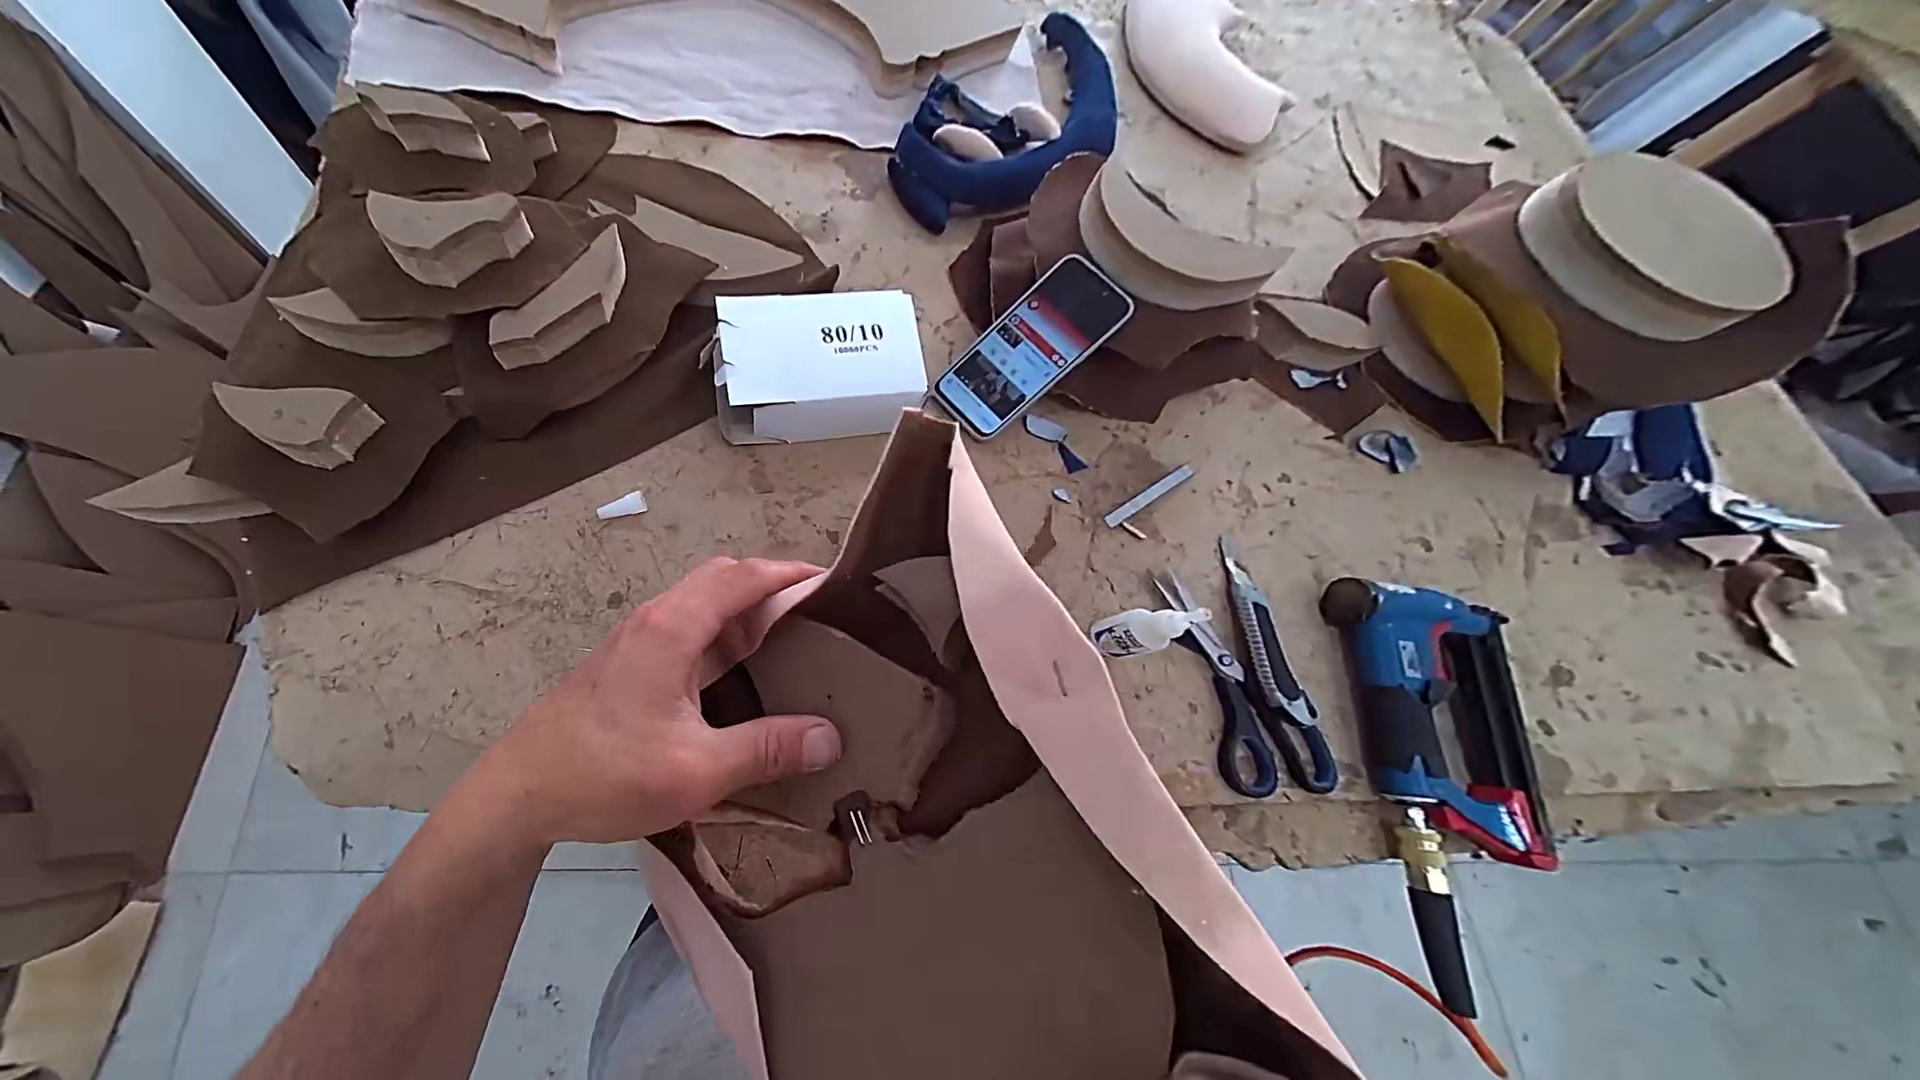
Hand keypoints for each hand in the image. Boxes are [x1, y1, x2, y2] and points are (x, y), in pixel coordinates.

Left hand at [464, 557, 842, 849]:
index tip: (833, 581)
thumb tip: (831, 738)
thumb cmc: (604, 774)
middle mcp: (657, 620)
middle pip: (724, 579)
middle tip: (818, 608)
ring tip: (794, 632)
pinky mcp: (633, 663)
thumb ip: (768, 749)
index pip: (743, 578)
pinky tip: (746, 666)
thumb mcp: (696, 770)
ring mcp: (641, 641)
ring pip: (706, 603)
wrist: (513, 798)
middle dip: (773, 584)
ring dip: (750, 608)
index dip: (791, 574)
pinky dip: (728, 633)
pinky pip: (693, 630)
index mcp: (673, 628)